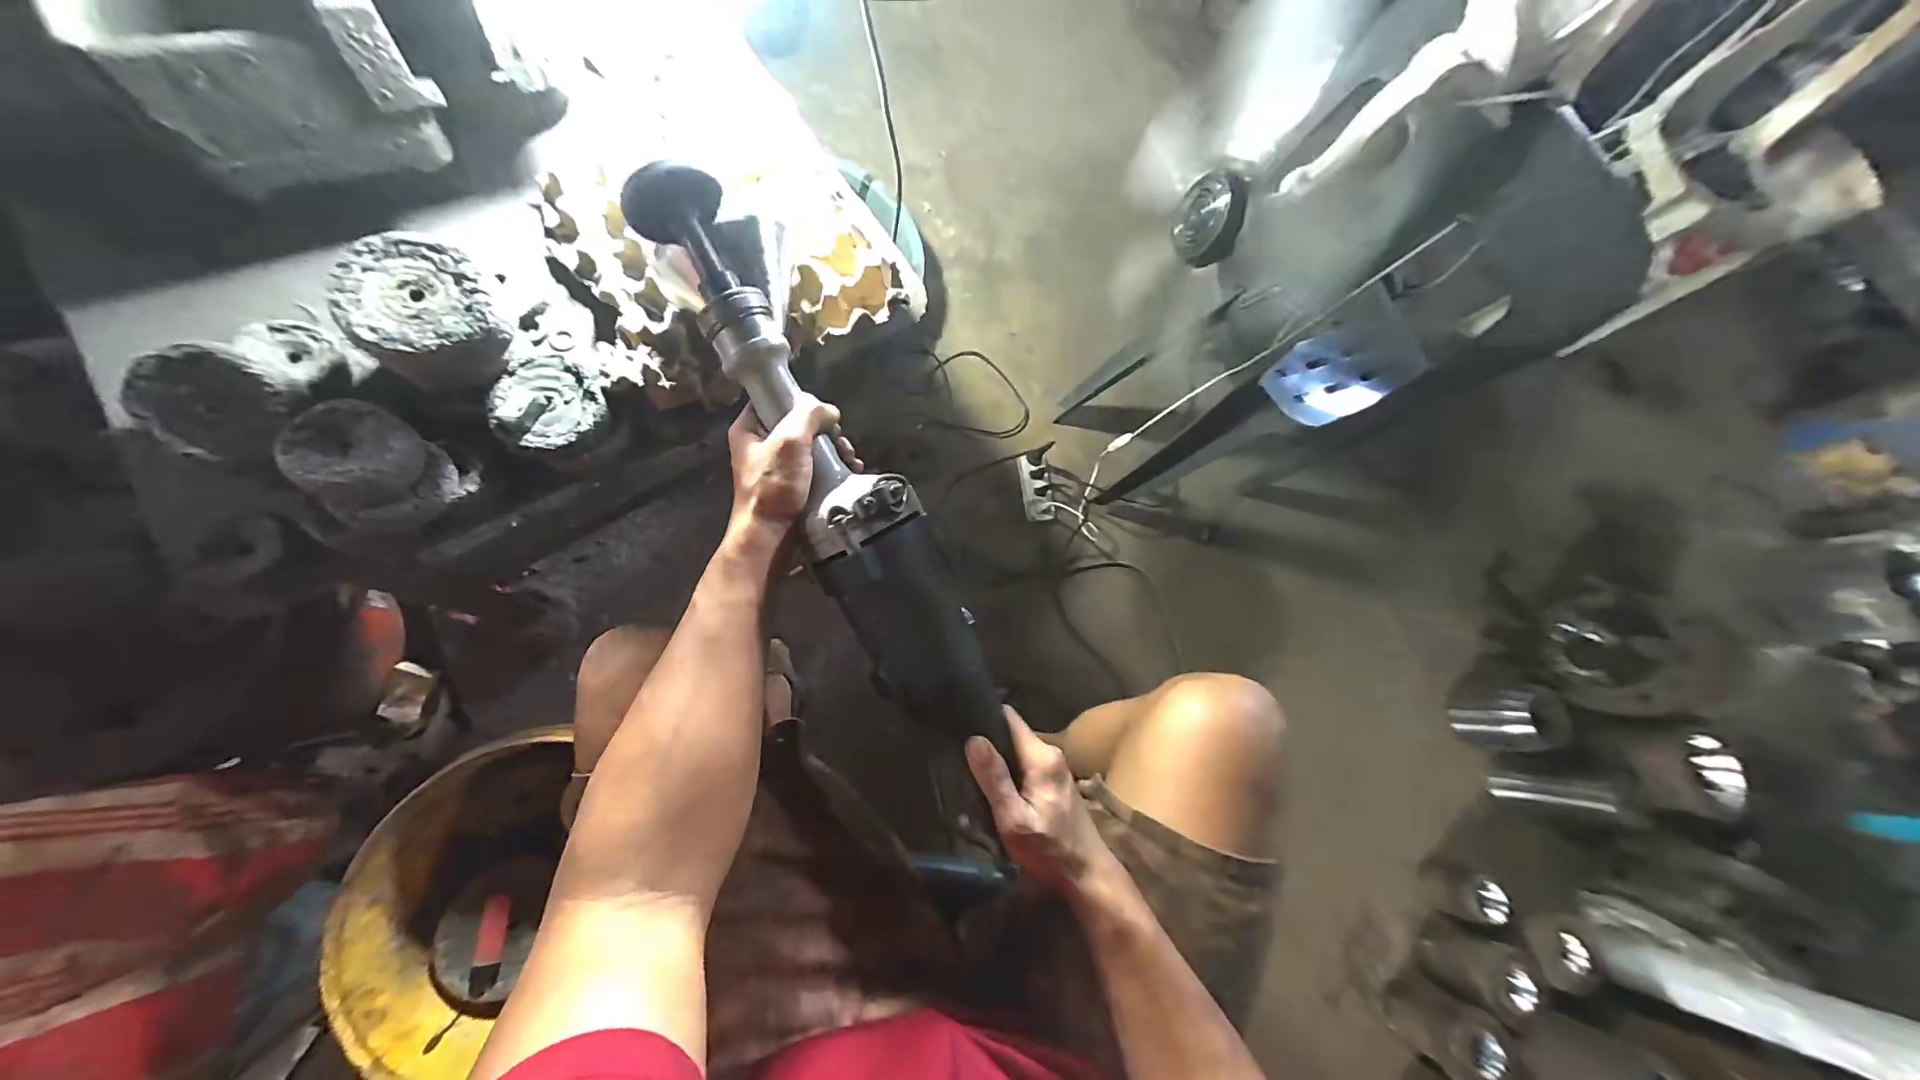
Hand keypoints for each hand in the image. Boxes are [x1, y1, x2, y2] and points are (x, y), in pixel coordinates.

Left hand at [726, 394, 861, 536]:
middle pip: (798, 423)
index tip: (822, 414)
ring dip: (834, 449)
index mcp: (748, 429)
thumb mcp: (790, 442)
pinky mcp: (791, 485)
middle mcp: (760, 444)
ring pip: (811, 445)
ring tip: (851, 460)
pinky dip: (832, 466)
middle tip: (841, 442)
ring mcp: (776, 467)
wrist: (770, 537)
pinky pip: (814, 466)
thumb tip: (829, 411)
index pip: (774, 399)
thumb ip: (808, 416)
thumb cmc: (774, 487)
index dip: (800, 402)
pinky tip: (849, 471)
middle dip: (826, 431)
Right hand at [966, 708, 1124, 896]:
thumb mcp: (1014, 818)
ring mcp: (1055, 768)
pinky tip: (992, 784)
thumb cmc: (1049, 849)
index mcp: (1041, 756)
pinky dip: (1009, 770)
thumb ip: (995, 778)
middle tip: (957, 750)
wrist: (1088, 875)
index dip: (983, 717)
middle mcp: (1051, 754)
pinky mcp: (1054, 782)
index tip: (958, 722)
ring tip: (968, 766)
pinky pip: (1025, 764)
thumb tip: (974, 739)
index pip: (1009, 718)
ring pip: (1018, 750)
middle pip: (1012, 733)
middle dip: (987, 740)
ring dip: (997, 757)